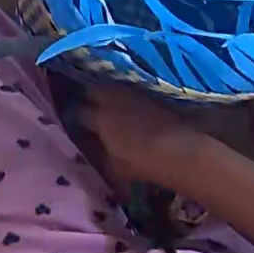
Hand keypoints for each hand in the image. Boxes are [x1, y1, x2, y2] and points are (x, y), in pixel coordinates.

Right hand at [79, 85, 209, 192]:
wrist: (180, 150)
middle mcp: (111, 100)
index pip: (77, 111)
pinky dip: (123, 95)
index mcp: (98, 118)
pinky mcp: (148, 92)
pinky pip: (127, 89)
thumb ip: (98, 152)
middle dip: (87, 97)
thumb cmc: (143, 163)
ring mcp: (130, 93)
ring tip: (107, 104)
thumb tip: (90, 146)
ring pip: (110, 87)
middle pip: (91, 90)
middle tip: (89, 107)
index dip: (74, 116)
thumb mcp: (113, 166)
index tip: (74, 122)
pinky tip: (128, 105)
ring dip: (105, 93)